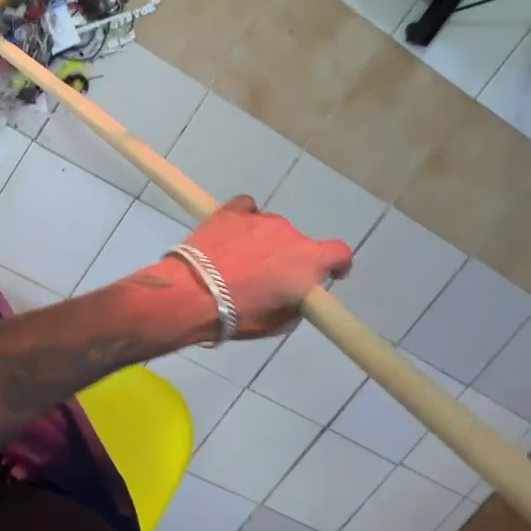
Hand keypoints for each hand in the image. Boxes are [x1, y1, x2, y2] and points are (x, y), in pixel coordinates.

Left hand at [176, 195, 353, 338]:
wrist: (191, 294)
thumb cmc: (239, 314)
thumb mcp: (280, 322)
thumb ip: (296, 302)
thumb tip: (294, 293)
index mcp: (309, 260)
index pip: (339, 253)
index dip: (336, 263)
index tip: (329, 273)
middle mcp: (288, 233)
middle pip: (297, 242)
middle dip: (287, 257)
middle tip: (265, 276)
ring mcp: (258, 219)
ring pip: (269, 227)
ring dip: (262, 240)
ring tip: (239, 258)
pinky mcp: (229, 212)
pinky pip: (245, 207)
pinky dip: (243, 217)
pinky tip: (232, 231)